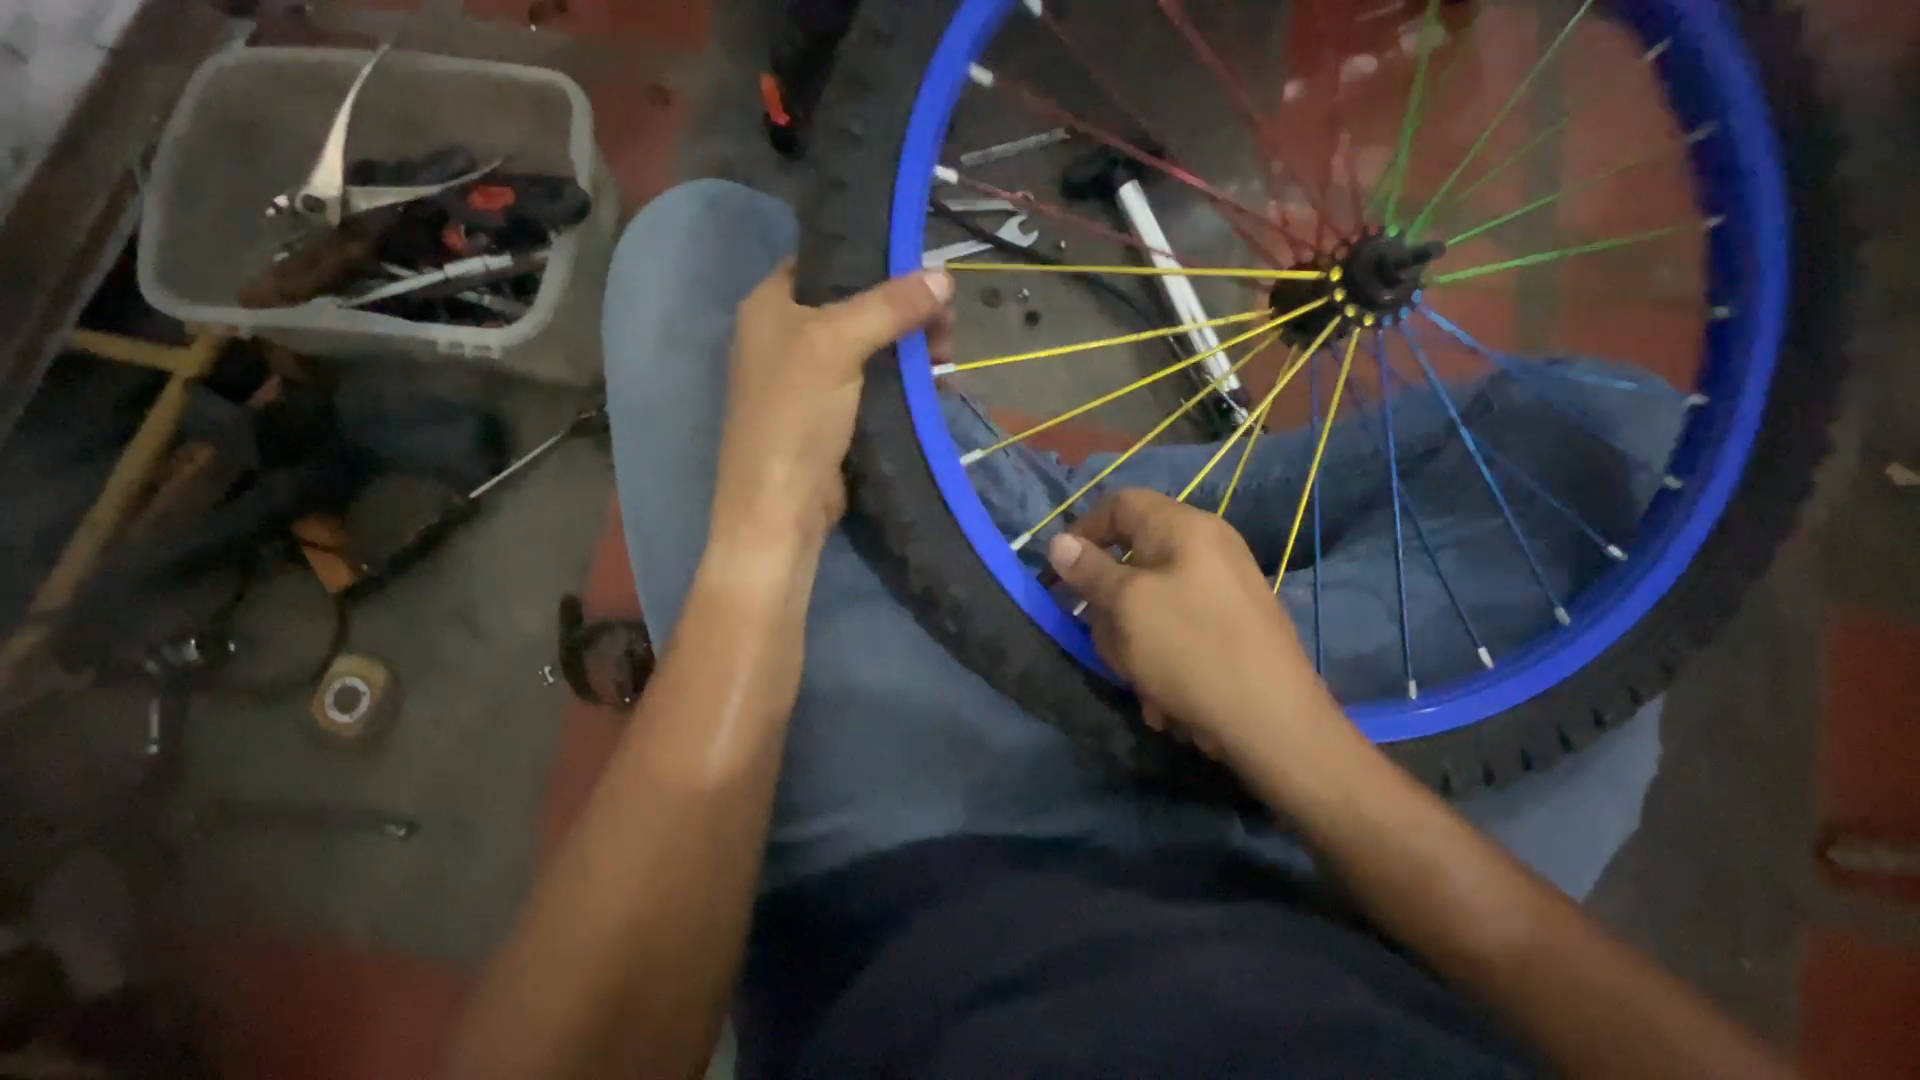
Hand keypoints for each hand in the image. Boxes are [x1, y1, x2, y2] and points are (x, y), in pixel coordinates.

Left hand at [711, 262, 952, 550]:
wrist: (781, 507)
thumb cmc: (795, 414)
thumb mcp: (838, 344)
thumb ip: (889, 305)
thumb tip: (944, 275)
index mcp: (770, 304)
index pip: (824, 260)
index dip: (871, 257)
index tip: (920, 262)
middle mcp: (786, 334)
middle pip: (857, 304)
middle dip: (905, 307)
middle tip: (947, 317)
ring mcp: (811, 378)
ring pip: (872, 345)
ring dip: (912, 344)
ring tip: (949, 351)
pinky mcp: (833, 414)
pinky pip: (876, 382)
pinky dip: (906, 378)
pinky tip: (940, 378)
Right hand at [1046, 489, 1335, 757]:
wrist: (1274, 721)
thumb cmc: (1191, 650)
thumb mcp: (1127, 607)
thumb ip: (1089, 572)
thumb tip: (1059, 542)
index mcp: (1185, 528)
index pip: (1120, 504)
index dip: (1082, 532)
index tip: (1059, 575)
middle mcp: (1208, 548)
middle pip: (1133, 560)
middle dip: (1109, 607)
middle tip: (1103, 642)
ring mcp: (1224, 588)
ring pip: (1150, 603)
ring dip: (1133, 644)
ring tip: (1141, 682)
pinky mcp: (1232, 626)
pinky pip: (1179, 630)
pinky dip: (1162, 660)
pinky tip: (1165, 700)